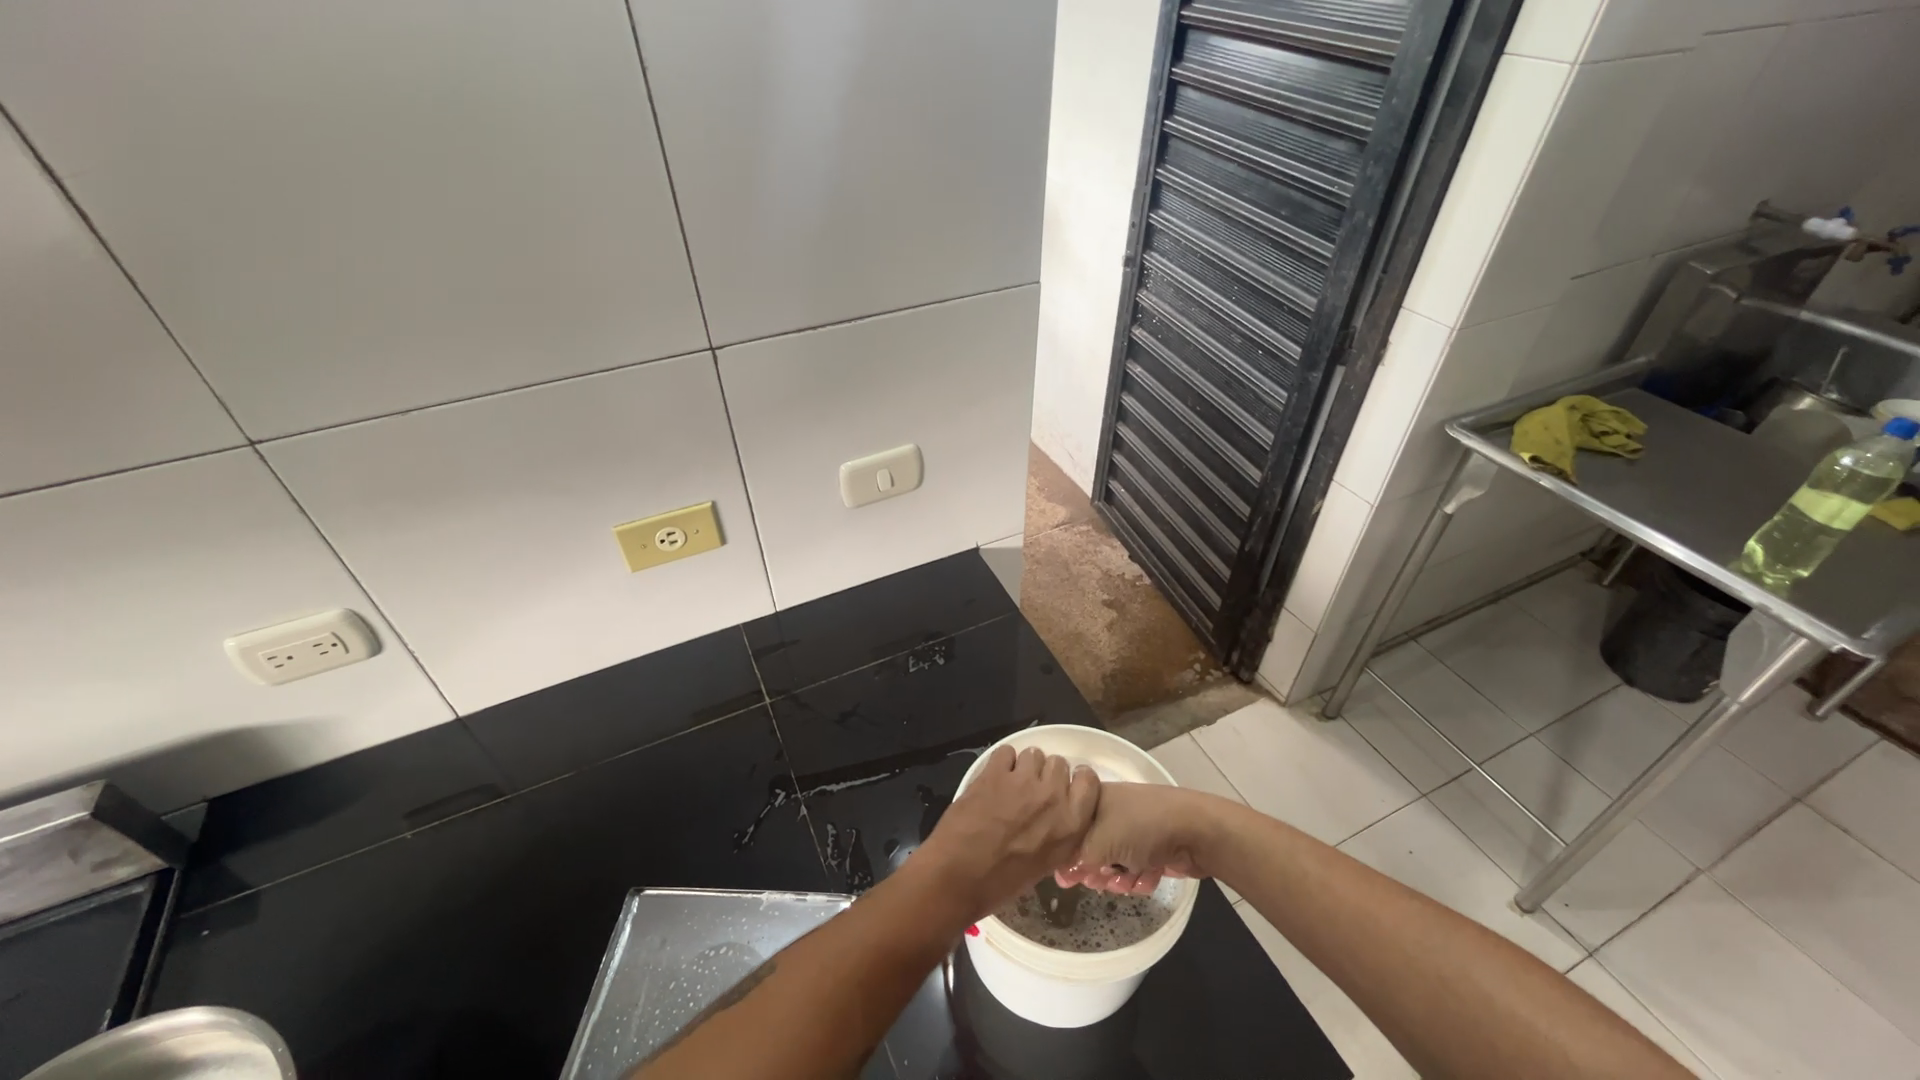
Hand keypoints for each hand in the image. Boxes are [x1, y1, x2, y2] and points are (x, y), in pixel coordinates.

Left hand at [912, 746, 1098, 920]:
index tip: (1064, 785)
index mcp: (1071, 824)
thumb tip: (1055, 817)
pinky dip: (1001, 762)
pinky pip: (1006, 752)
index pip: (1089, 781)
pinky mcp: (995, 773)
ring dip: (1024, 766)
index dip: (1076, 779)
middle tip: (1031, 789)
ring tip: (1010, 784)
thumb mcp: (1047, 862)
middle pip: (1059, 763)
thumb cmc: (1002, 882)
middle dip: (1046, 773)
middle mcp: (1053, 797)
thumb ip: (1059, 833)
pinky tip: (993, 779)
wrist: (959, 877)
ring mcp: (1023, 782)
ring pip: (1033, 754)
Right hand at [1053, 783, 1222, 895]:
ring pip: (1114, 863)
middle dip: (1097, 870)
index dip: (1067, 854)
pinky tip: (1148, 878)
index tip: (1069, 876)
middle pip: (1091, 849)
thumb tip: (1061, 876)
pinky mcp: (1154, 847)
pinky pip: (1136, 868)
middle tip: (1101, 880)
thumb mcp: (1100, 843)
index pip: (1069, 827)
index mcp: (1094, 799)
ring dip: (1119, 878)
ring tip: (1128, 881)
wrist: (1196, 830)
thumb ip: (1076, 861)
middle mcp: (1112, 810)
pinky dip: (1140, 877)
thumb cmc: (1141, 827)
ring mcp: (1135, 828)